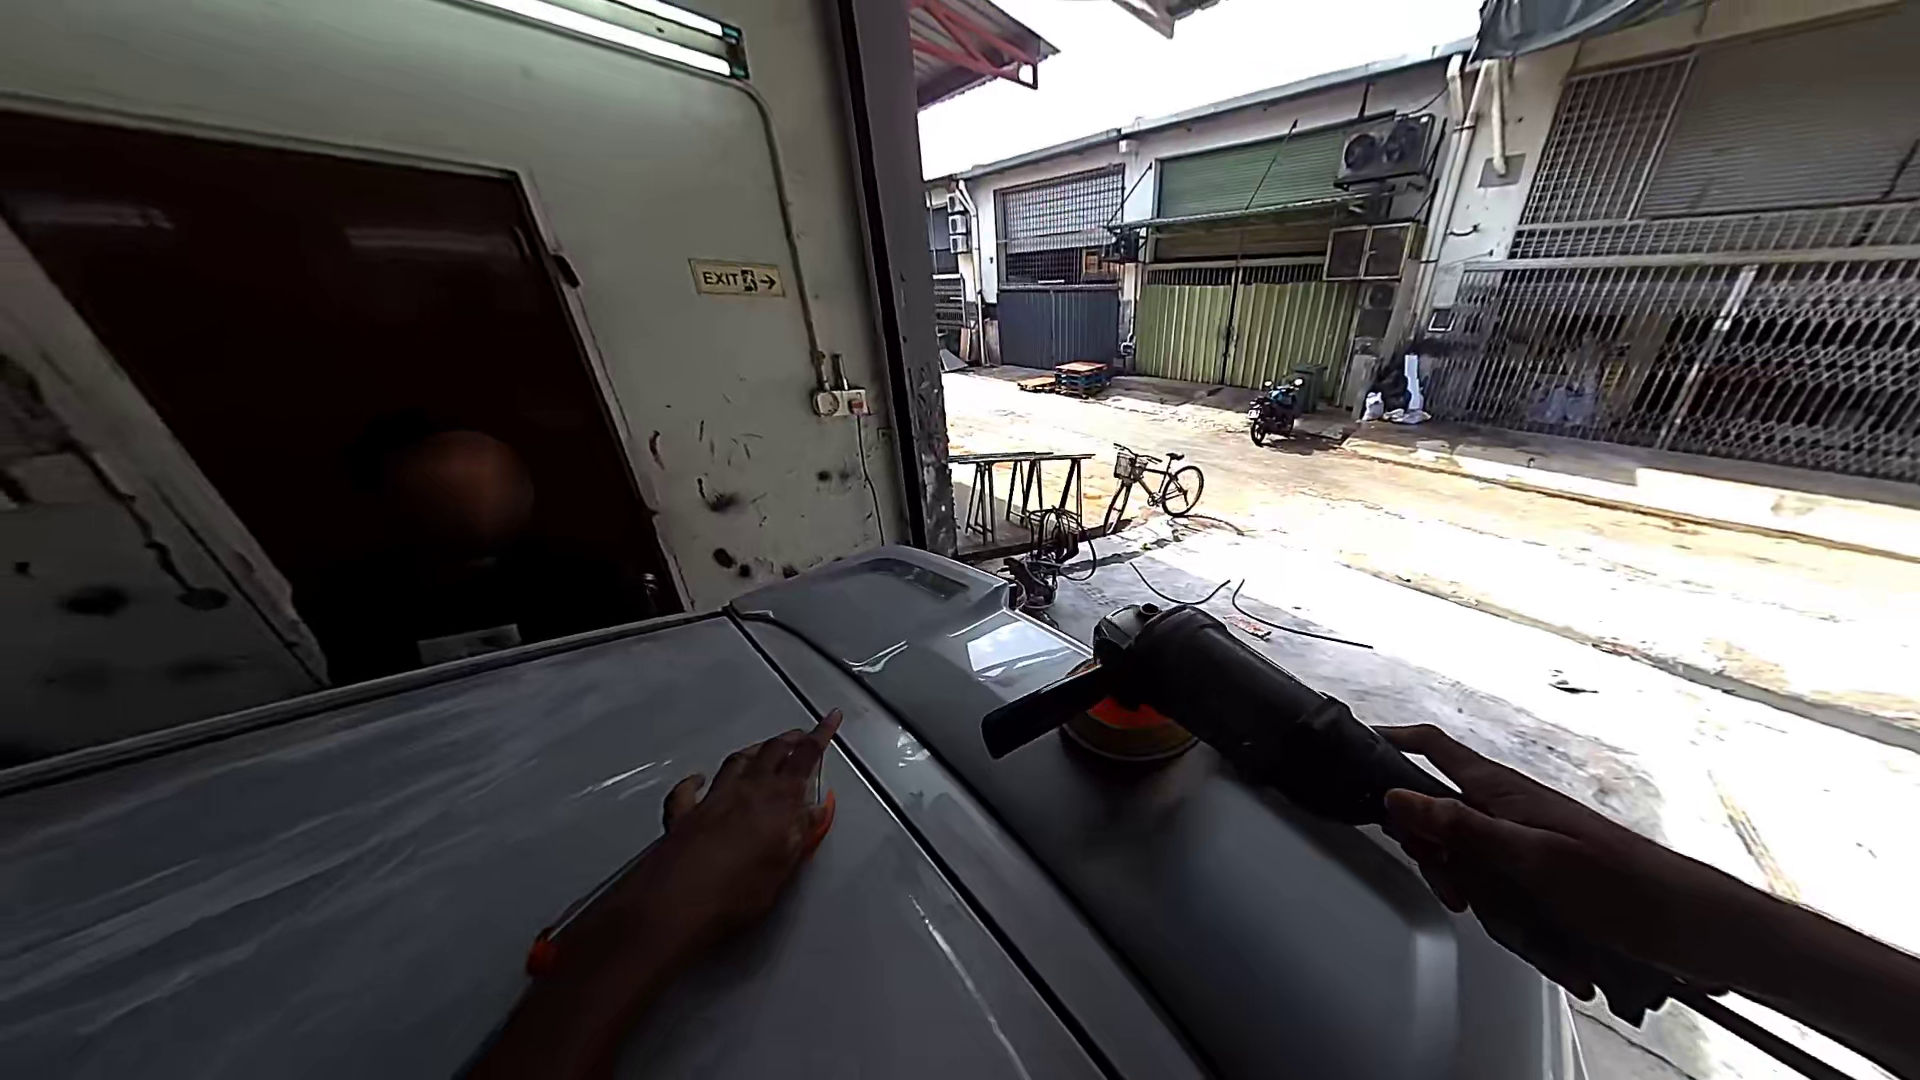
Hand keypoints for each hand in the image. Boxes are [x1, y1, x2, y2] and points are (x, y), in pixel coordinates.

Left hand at [568, 709, 843, 979]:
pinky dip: (694, 782)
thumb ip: (802, 832)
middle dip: (790, 739)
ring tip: (763, 748)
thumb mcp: (785, 865)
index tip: (830, 718)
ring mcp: (713, 799)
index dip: (821, 734)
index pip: (806, 756)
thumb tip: (818, 810)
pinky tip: (697, 780)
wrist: (677, 905)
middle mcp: (747, 790)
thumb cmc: (736, 892)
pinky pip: (688, 791)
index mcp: (778, 800)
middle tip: (802, 735)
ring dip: (753, 751)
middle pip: (772, 750)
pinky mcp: (683, 817)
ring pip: (737, 761)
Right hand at [1379, 724, 1755, 998]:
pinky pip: (1489, 875)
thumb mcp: (1532, 856)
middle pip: (1434, 806)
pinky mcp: (1534, 867)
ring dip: (1462, 880)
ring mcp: (1518, 836)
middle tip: (1445, 881)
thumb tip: (1397, 797)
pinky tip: (1513, 924)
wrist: (1710, 935)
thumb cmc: (1629, 888)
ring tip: (1481, 909)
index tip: (1360, 747)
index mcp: (1499, 788)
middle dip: (1428, 844)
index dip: (1393, 738)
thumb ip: (1460, 825)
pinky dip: (1492, 900)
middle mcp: (1502, 805)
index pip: (1431, 745)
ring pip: (1458, 847)